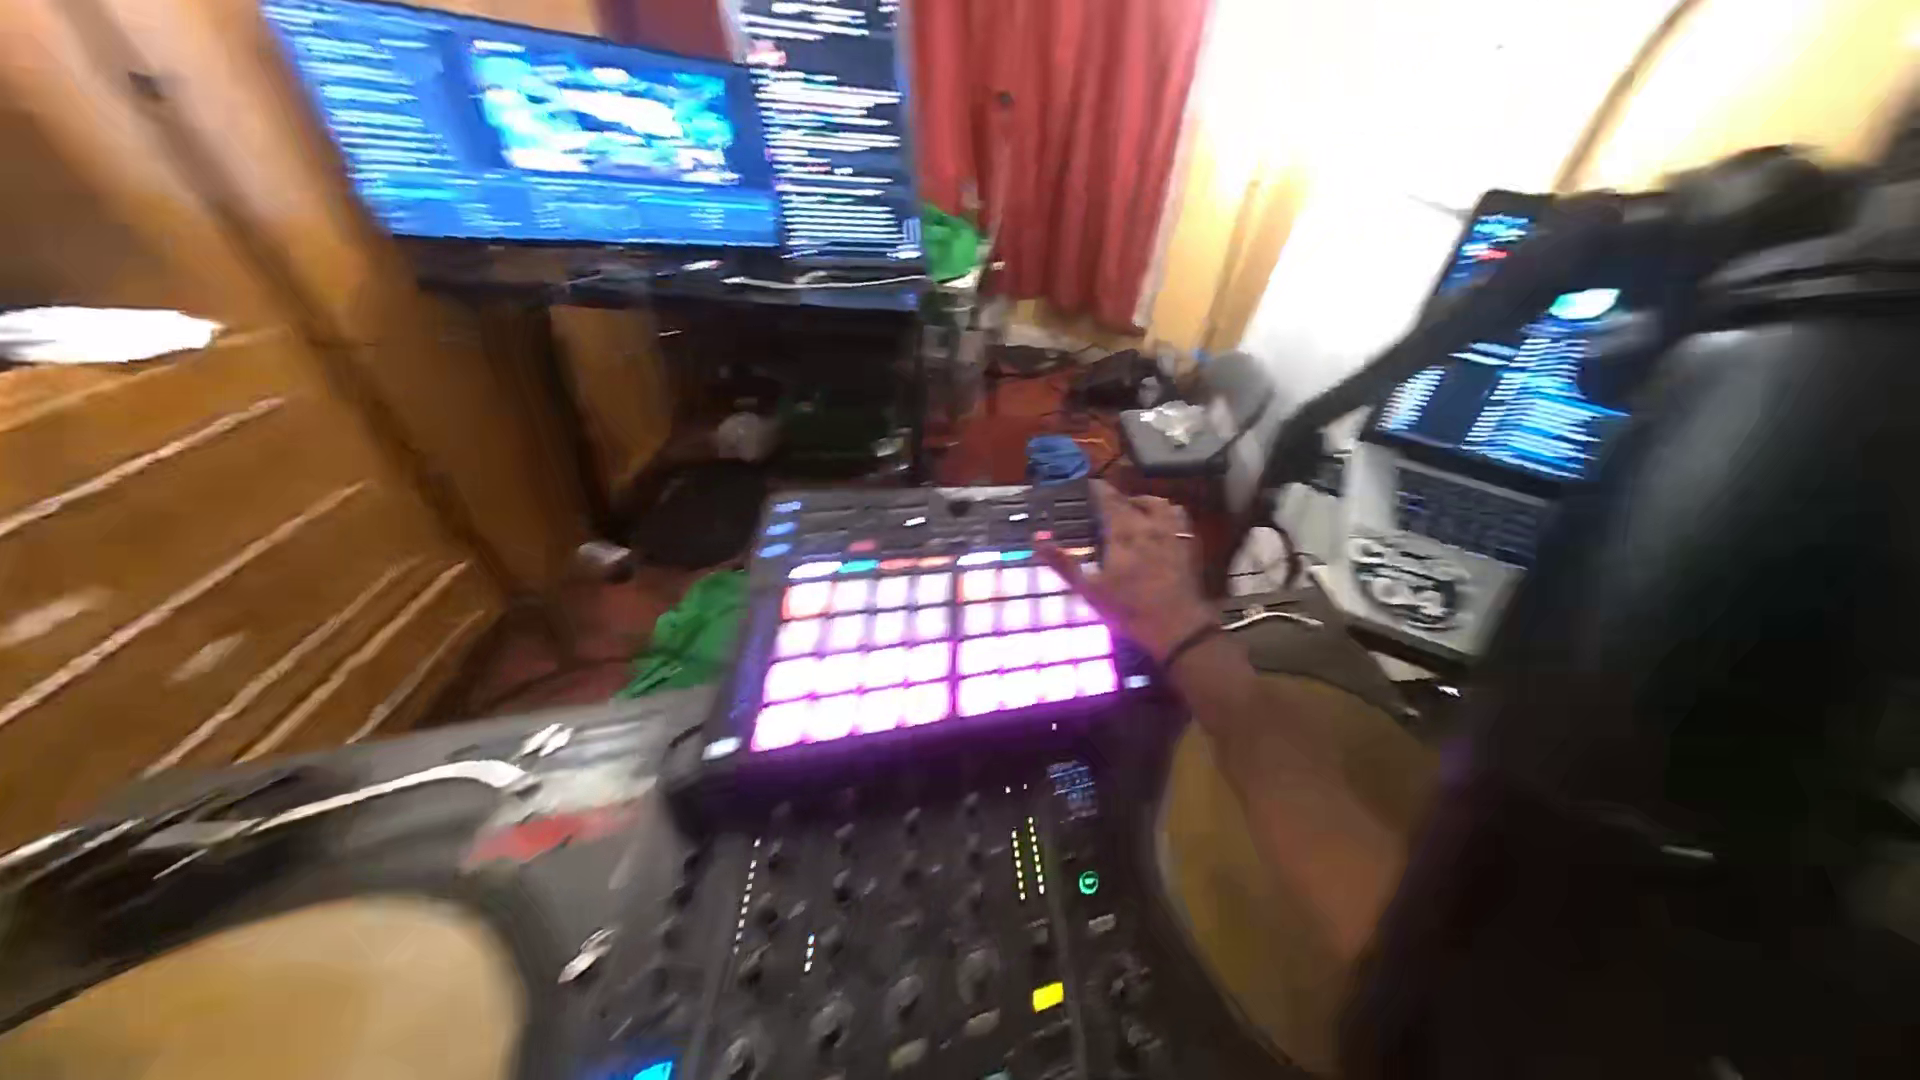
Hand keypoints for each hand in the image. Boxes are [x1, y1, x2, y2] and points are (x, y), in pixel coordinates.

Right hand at [1038, 481, 1215, 662]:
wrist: (1178, 629)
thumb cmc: (1129, 610)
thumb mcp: (1089, 590)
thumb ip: (1064, 564)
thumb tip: (1037, 541)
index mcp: (1124, 532)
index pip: (1109, 500)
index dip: (1098, 490)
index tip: (1089, 486)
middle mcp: (1149, 526)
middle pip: (1134, 501)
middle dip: (1118, 497)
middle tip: (1106, 502)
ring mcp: (1173, 535)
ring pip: (1161, 504)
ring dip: (1146, 502)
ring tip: (1136, 508)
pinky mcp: (1189, 548)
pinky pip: (1180, 520)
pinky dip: (1169, 515)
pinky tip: (1163, 527)